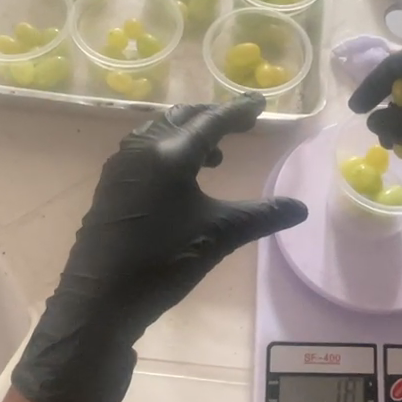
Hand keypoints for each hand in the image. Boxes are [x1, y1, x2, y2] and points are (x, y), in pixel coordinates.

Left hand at [11, 96, 307, 401]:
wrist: (100, 298)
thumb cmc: (163, 261)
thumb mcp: (221, 235)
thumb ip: (263, 216)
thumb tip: (301, 208)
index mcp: (171, 154)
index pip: (212, 121)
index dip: (238, 111)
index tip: (259, 103)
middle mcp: (143, 149)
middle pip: (183, 118)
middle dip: (213, 117)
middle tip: (240, 125)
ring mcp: (122, 166)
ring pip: (160, 132)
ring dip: (189, 134)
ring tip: (215, 155)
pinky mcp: (112, 184)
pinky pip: (145, 150)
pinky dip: (169, 149)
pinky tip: (181, 178)